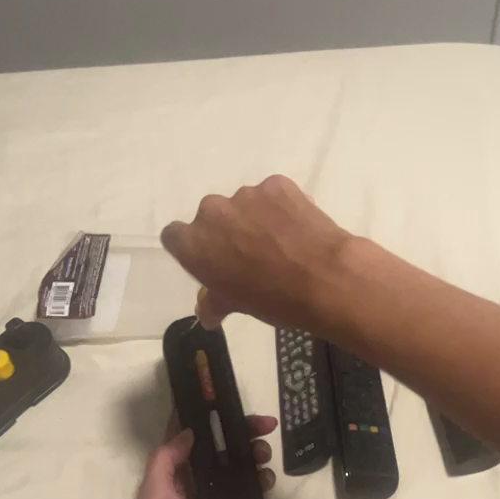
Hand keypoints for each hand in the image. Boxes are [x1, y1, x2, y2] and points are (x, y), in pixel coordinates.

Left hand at [130, 415, 278, 498]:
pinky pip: (250, 488)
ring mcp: (216, 498)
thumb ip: (164, 463)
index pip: (188, 435)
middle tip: (265, 425)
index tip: (227, 399)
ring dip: (254, 451)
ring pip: (238, 463)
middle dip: (242, 431)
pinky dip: (261, 478)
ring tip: (266, 454)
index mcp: (172, 475)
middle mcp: (194, 482)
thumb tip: (187, 431)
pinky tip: (268, 479)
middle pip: (220, 445)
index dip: (205, 415)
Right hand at [161, 175, 359, 331]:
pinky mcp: (277, 184)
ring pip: (246, 203)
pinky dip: (283, 206)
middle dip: (229, 230)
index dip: (196, 246)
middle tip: (252, 251)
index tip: (213, 257)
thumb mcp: (236, 304)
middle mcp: (212, 211)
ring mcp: (246, 195)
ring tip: (282, 240)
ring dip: (257, 217)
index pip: (176, 236)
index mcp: (193, 242)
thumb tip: (208, 314)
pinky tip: (298, 227)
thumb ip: (214, 302)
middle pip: (214, 216)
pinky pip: (274, 194)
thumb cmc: (272, 298)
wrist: (322, 278)